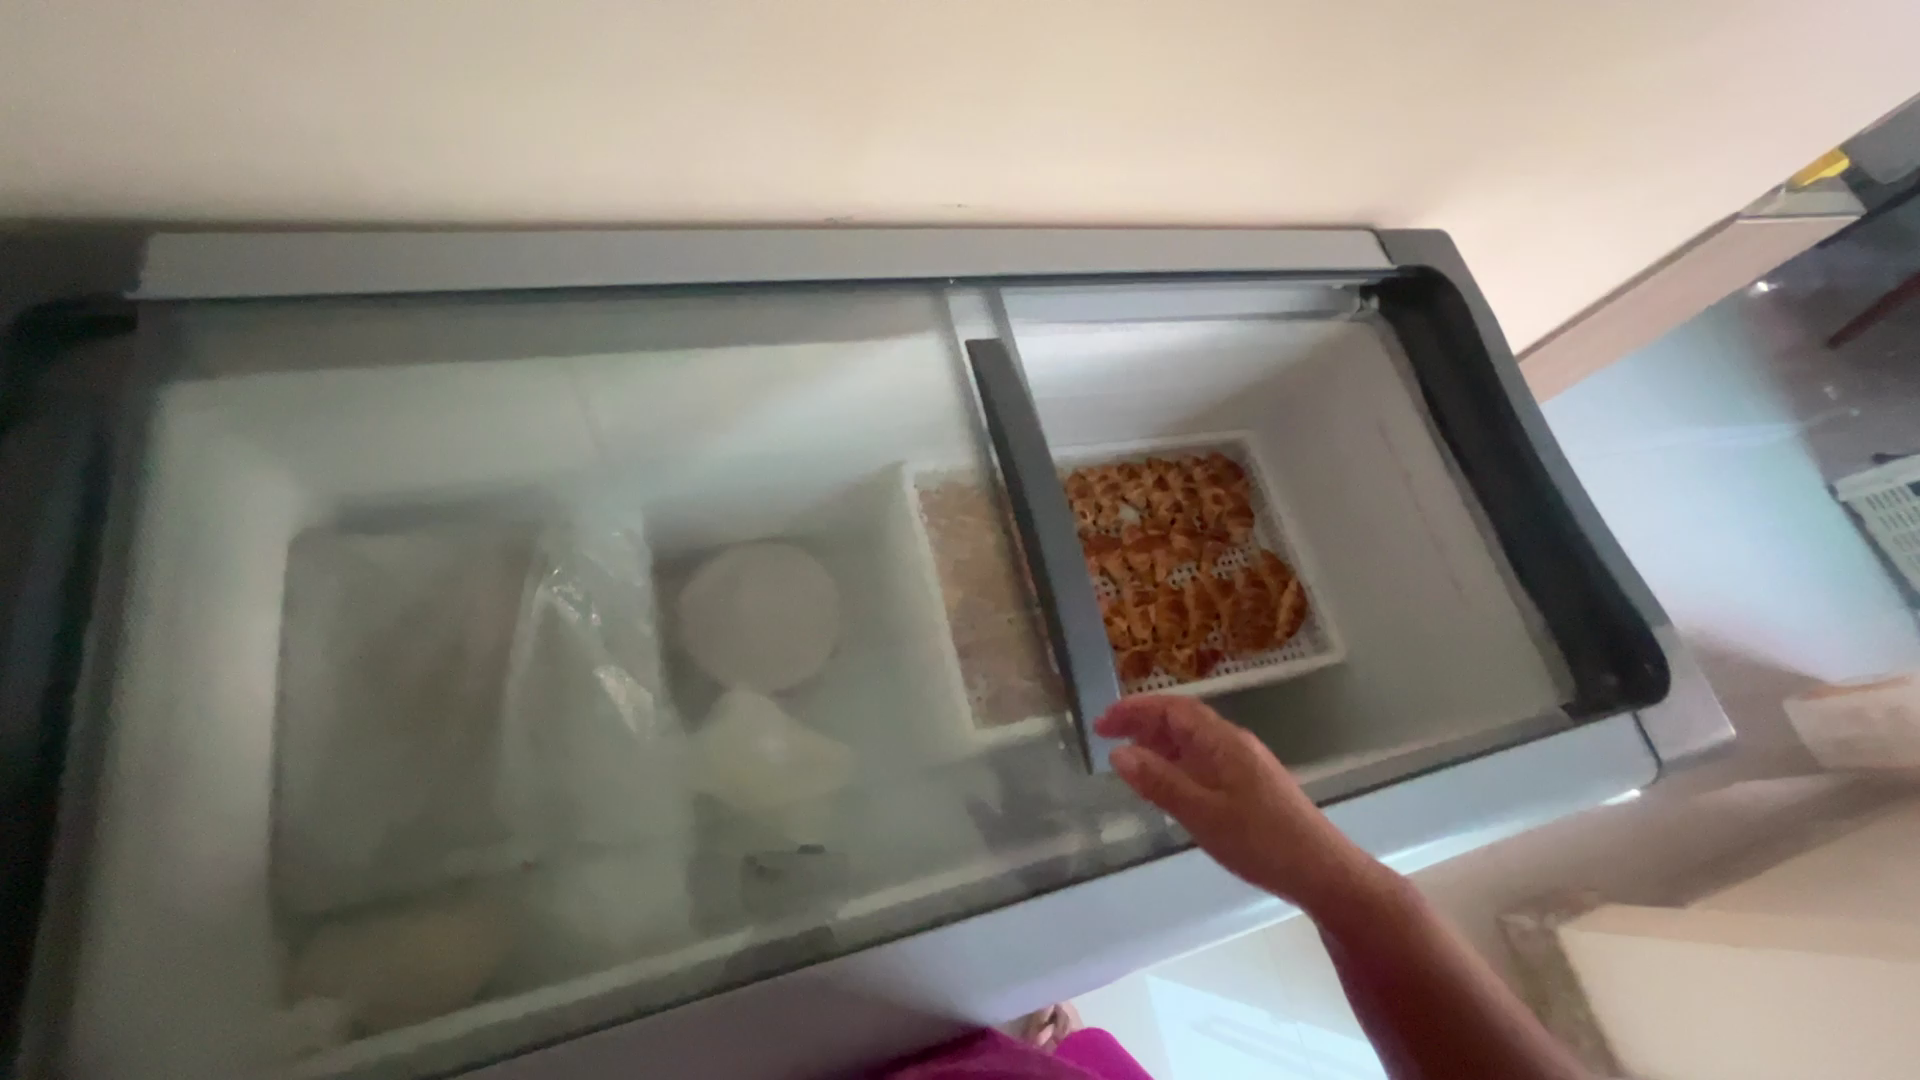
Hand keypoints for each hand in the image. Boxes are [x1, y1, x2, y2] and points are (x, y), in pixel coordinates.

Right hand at [1095, 695, 1375, 910]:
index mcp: (1222, 741)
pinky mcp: (1249, 786)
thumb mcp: (1201, 813)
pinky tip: (1165, 784)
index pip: (1172, 709)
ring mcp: (1243, 764)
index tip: (1101, 724)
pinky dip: (1174, 763)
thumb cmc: (1261, 841)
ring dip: (1157, 743)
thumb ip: (1159, 782)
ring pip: (1192, 741)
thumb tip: (1118, 753)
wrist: (1323, 872)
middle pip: (1181, 720)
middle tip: (1105, 737)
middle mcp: (1232, 744)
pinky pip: (1202, 761)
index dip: (1134, 710)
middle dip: (1141, 722)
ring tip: (1126, 758)